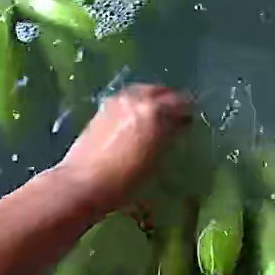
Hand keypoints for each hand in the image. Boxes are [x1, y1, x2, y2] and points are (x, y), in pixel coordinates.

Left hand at [56, 84, 192, 209]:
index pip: (182, 102)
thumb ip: (169, 135)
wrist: (83, 183)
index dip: (189, 111)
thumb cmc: (125, 180)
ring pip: (144, 91)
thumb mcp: (157, 160)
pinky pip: (129, 97)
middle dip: (172, 101)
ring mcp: (118, 100)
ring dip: (154, 99)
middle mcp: (137, 99)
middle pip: (162, 91)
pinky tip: (138, 117)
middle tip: (178, 115)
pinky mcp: (104, 107)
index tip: (191, 120)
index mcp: (155, 111)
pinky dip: (138, 102)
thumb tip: (179, 125)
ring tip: (158, 115)